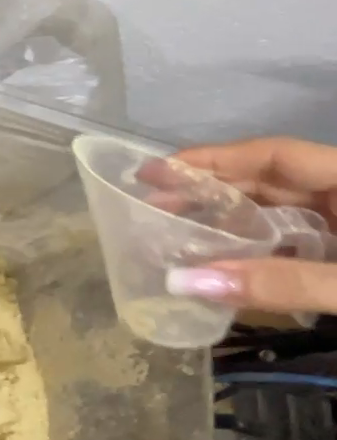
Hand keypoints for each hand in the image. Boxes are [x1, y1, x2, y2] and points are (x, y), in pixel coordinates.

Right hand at [164, 137, 336, 314]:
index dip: (212, 159)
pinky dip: (252, 248)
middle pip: (269, 181)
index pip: (275, 156)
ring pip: (277, 212)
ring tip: (173, 234)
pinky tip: (218, 262)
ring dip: (224, 222)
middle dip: (208, 191)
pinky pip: (292, 241)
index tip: (152, 173)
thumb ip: (283, 282)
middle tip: (149, 206)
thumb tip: (180, 281)